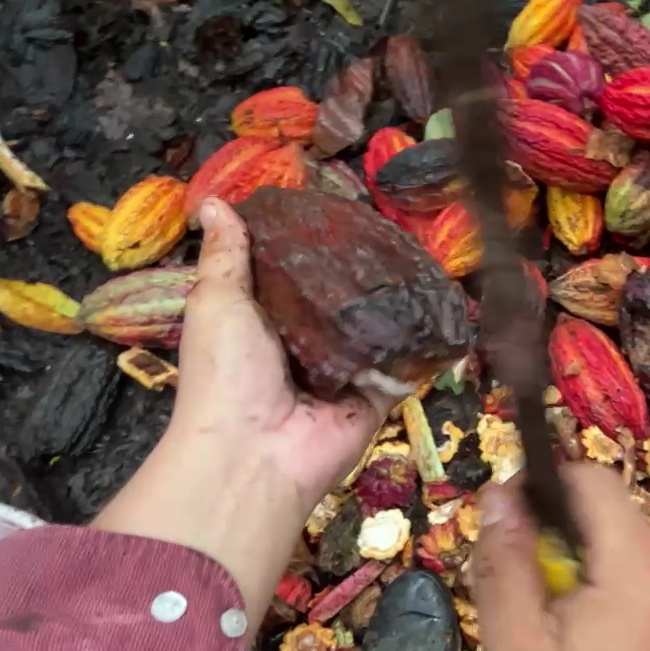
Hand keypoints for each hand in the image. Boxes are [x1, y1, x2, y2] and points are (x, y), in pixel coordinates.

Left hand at [93, 199, 394, 622]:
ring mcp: (347, 372)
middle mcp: (308, 347)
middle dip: (360, 276)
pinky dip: (417, 344)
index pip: (294, 278)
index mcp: (265, 323)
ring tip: (419, 266)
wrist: (258, 450)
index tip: (336, 215)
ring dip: (392, 305)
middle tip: (391, 238)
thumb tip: (213, 200)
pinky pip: (402, 363)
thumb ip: (226, 257)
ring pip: (375, 330)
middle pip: (339, 303)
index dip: (310, 249)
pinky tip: (436, 309)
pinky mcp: (379, 394)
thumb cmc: (226, 373)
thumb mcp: (217, 303)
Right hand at [472, 465, 649, 650]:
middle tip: (524, 590)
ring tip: (553, 618)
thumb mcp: (519, 650)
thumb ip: (504, 567)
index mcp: (636, 558)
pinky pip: (635, 559)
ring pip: (614, 533)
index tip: (507, 525)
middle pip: (599, 506)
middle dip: (553, 532)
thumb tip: (497, 496)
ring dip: (576, 559)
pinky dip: (603, 576)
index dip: (541, 486)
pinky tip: (589, 628)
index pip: (588, 477)